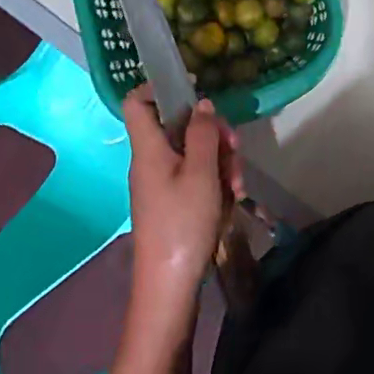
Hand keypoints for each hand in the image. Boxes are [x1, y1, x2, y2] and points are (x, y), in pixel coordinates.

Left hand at [121, 88, 242, 294]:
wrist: (169, 285)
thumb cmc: (182, 223)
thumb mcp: (200, 173)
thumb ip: (202, 133)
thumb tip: (201, 104)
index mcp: (148, 147)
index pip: (136, 102)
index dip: (158, 88)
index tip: (192, 90)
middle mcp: (150, 160)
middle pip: (177, 127)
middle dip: (211, 132)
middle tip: (234, 147)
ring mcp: (161, 182)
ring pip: (192, 153)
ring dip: (219, 161)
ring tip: (237, 185)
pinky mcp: (172, 202)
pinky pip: (194, 177)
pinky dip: (214, 182)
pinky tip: (233, 199)